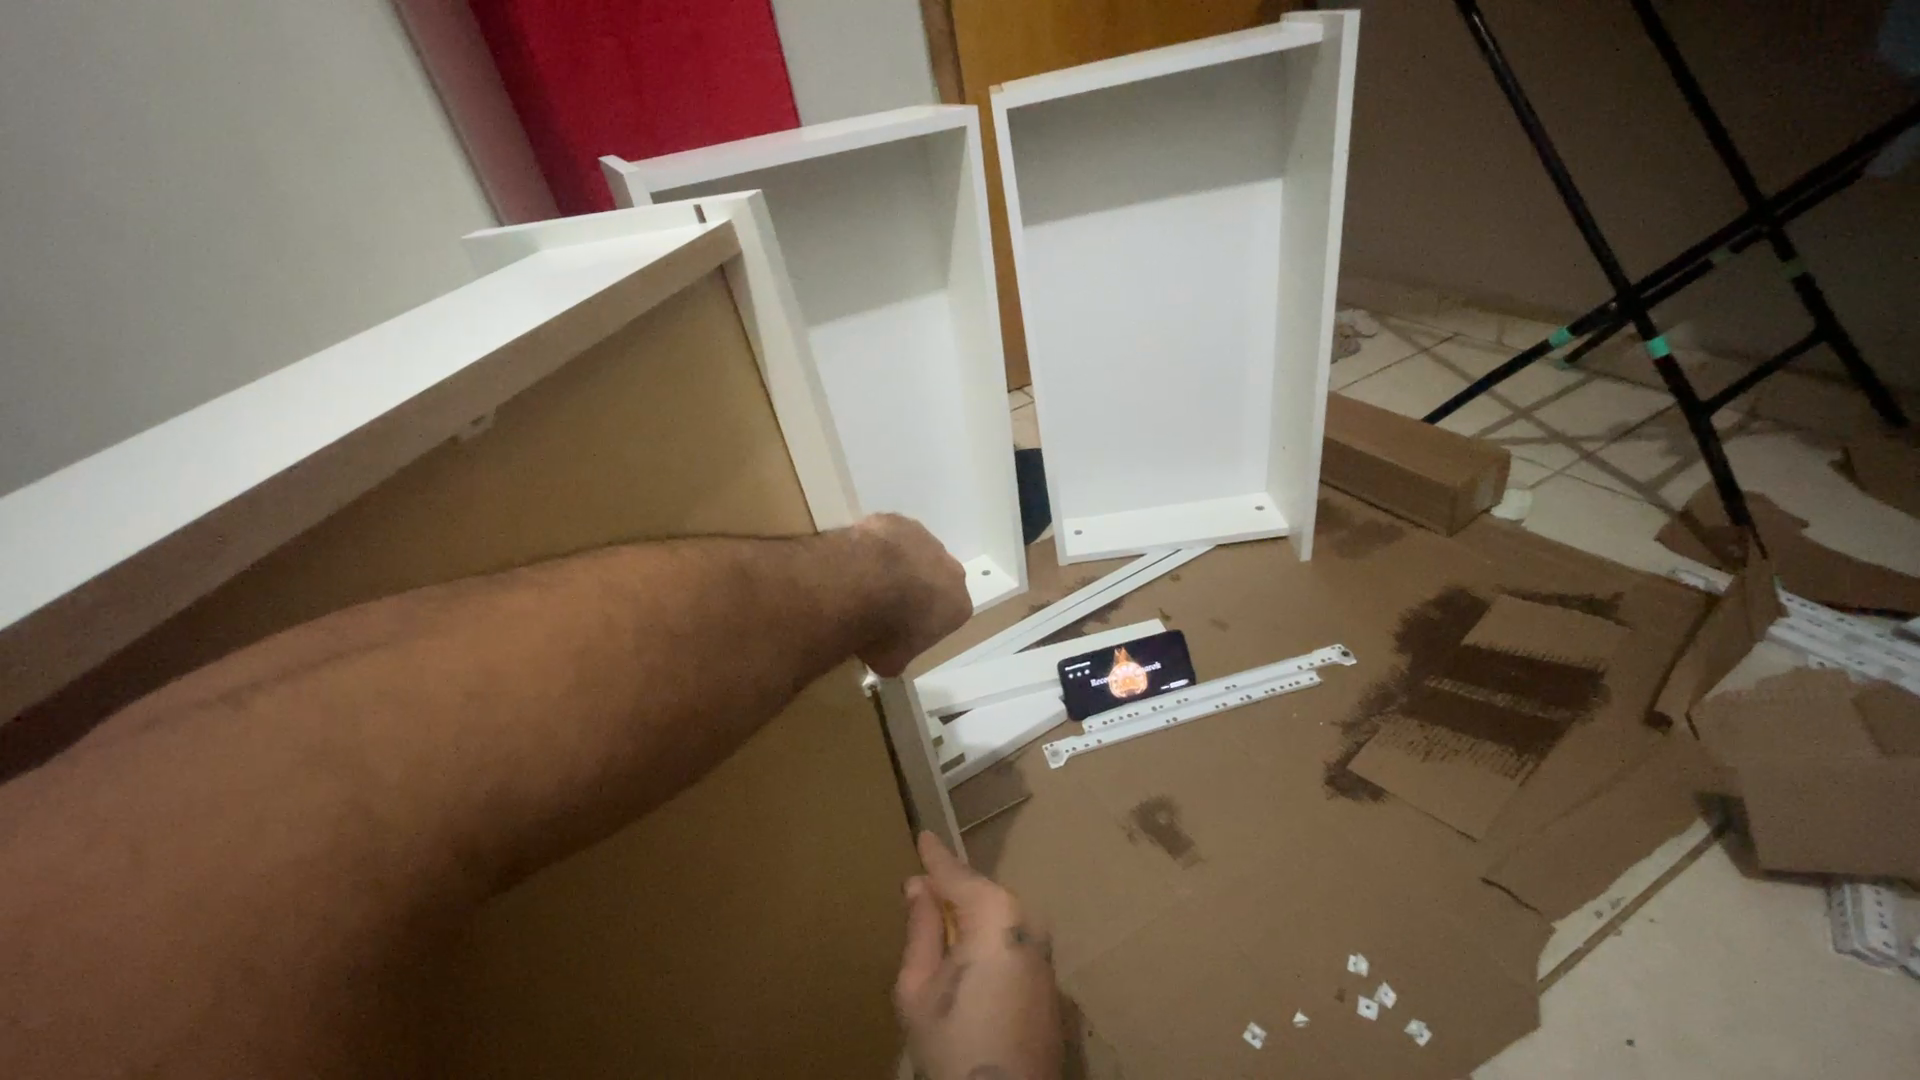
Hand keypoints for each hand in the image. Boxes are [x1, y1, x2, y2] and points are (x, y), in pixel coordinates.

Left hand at [851, 515, 970, 676]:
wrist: (863, 584)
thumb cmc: (885, 631)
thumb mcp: (892, 661)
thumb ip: (897, 657)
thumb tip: (888, 659)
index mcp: (958, 605)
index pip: (947, 615)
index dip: (923, 623)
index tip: (901, 631)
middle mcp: (950, 569)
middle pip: (935, 579)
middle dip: (916, 589)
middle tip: (884, 604)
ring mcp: (924, 539)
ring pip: (913, 552)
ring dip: (896, 564)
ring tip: (866, 580)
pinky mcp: (897, 521)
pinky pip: (887, 534)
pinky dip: (874, 545)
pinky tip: (855, 559)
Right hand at [896, 832, 1061, 1079]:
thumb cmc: (953, 1045)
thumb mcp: (917, 988)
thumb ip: (920, 929)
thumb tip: (917, 888)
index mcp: (994, 914)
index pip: (956, 874)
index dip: (935, 856)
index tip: (923, 834)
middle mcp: (1028, 921)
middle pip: (981, 894)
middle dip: (953, 892)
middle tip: (922, 895)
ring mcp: (1045, 951)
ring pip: (999, 918)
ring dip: (972, 918)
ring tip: (941, 929)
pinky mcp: (1051, 981)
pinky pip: (1013, 943)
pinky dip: (991, 941)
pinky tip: (970, 960)